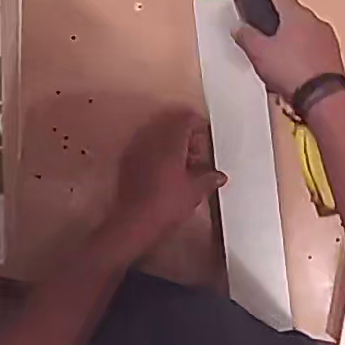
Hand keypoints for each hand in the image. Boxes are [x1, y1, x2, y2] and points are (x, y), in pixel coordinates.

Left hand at [105, 108, 225, 256]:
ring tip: (181, 163)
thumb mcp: (195, 192)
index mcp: (170, 143)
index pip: (185, 120)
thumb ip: (209, 179)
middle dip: (184, 135)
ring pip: (156, 134)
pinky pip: (144, 146)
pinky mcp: (127, 162)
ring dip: (170, 142)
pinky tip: (164, 170)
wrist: (135, 223)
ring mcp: (136, 150)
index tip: (204, 134)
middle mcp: (151, 141)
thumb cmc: (165, 206)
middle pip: (170, 124)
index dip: (198, 125)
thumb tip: (217, 177)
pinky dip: (156, 152)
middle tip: (196, 153)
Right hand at [231, 0, 344, 97]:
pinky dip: (302, 52)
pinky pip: (313, 48)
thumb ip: (246, 36)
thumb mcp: (259, 53)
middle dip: (279, 18)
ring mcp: (327, 39)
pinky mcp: (332, 57)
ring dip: (292, 37)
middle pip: (293, 13)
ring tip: (277, 53)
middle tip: (266, 24)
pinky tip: (293, 67)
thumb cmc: (294, 71)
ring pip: (305, 31)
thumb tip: (239, 28)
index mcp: (296, 15)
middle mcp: (315, 22)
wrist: (322, 97)